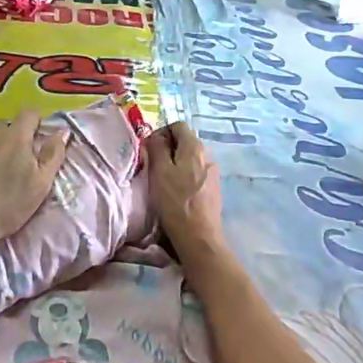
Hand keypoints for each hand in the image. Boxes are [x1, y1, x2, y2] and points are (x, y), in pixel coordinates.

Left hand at [0, 111, 69, 273]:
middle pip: (4, 127)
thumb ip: (53, 155)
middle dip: (9, 140)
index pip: (29, 114)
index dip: (34, 124)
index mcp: (15, 137)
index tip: (34, 141)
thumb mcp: (39, 187)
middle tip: (8, 166)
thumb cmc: (4, 209)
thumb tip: (62, 131)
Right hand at [144, 122, 224, 259]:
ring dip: (176, 164)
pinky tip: (176, 192)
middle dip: (168, 149)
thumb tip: (156, 134)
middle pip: (185, 142)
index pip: (177, 125)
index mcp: (195, 147)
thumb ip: (157, 147)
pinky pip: (196, 173)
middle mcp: (208, 155)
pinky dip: (184, 176)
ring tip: (163, 180)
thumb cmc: (175, 202)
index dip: (161, 132)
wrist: (199, 237)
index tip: (149, 148)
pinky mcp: (214, 189)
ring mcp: (213, 173)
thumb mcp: (159, 171)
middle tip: (152, 165)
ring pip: (190, 159)